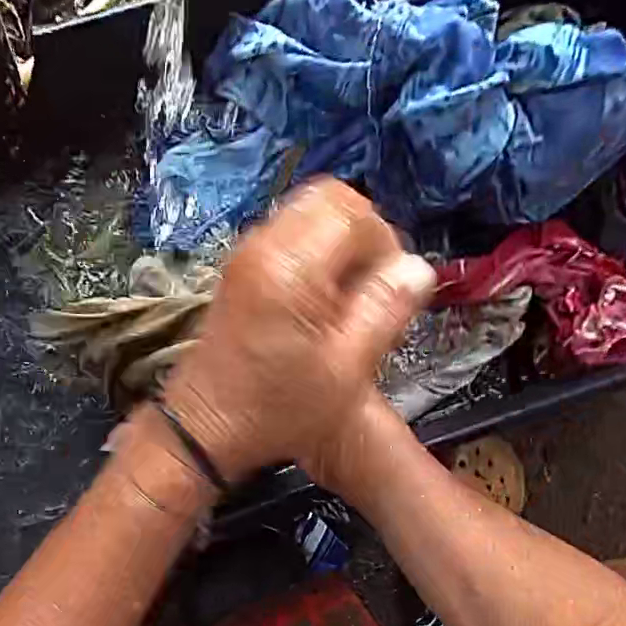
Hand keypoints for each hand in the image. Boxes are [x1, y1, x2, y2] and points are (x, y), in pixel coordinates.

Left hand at [160, 178, 436, 480]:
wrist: (206, 426)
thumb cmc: (279, 408)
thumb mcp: (345, 369)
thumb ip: (385, 311)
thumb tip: (418, 269)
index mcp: (293, 267)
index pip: (355, 212)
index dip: (386, 242)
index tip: (392, 286)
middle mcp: (264, 245)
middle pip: (330, 199)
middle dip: (365, 232)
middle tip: (373, 283)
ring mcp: (246, 253)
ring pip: (308, 212)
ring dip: (340, 241)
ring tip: (349, 294)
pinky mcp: (239, 269)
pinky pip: (288, 234)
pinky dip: (315, 251)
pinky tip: (321, 299)